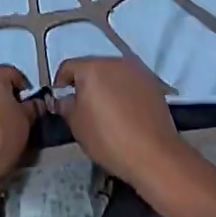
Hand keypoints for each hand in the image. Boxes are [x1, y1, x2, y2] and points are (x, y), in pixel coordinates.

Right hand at [53, 57, 190, 188]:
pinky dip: (124, 92)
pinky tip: (126, 113)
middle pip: (92, 68)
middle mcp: (114, 61)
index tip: (62, 102)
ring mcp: (137, 71)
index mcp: (92, 68)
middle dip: (85, 84)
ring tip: (107, 111)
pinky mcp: (153, 83)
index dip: (60, 84)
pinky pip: (130, 83)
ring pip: (112, 74)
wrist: (155, 155)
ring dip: (106, 87)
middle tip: (83, 108)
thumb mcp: (77, 126)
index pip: (68, 67)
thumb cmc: (109, 139)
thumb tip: (63, 99)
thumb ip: (65, 106)